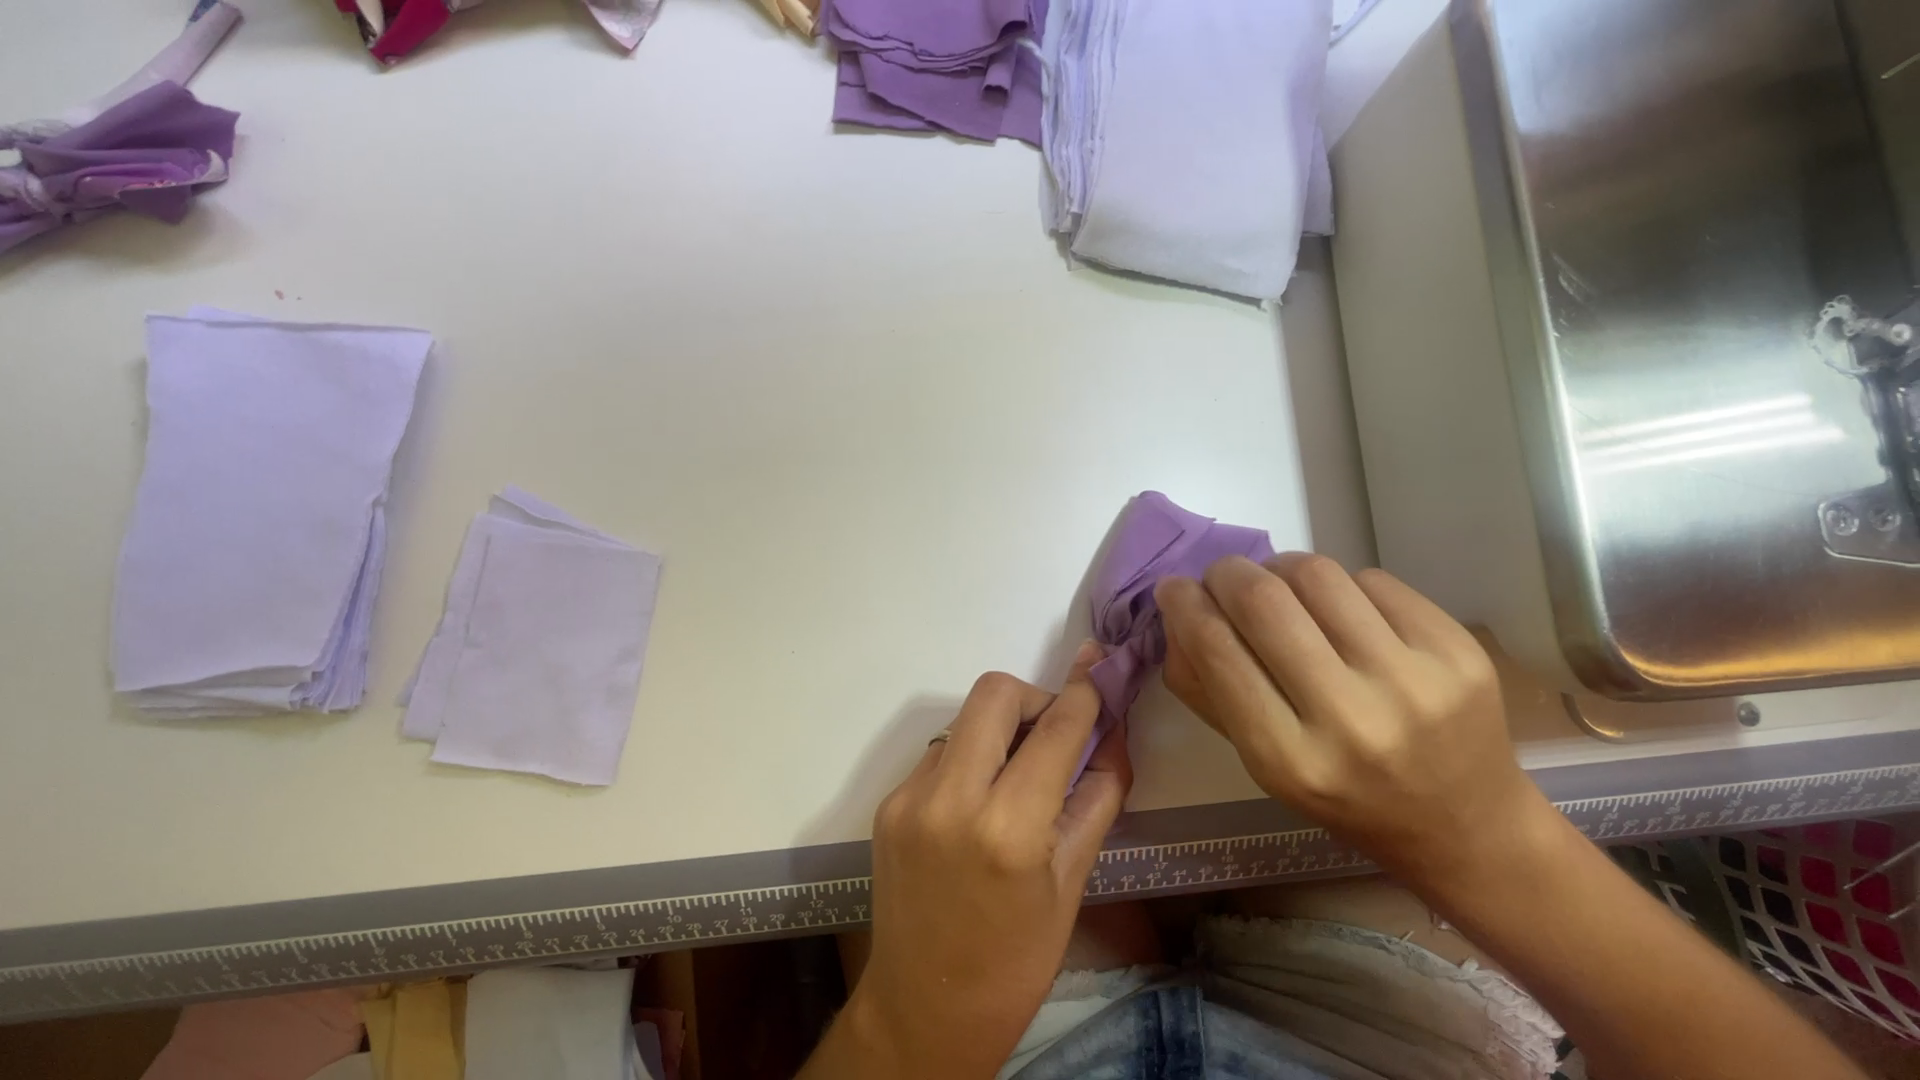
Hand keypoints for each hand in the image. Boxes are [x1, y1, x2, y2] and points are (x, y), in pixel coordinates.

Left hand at [815, 644, 1132, 1079]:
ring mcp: (909, 799)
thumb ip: (1096, 796)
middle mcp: (949, 800)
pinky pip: (939, 755)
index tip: (1100, 668)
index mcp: (1008, 829)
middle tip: (1057, 734)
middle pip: (995, 694)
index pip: (1056, 730)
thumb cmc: (1016, 963)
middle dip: (1035, 699)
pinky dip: (970, 761)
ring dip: (1000, 732)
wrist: (925, 1010)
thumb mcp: (1072, 883)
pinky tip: (982, 806)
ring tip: (1018, 780)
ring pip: (963, 721)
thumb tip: (1111, 734)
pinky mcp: (888, 806)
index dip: (1085, 693)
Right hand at [1155, 554, 1548, 887]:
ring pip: (1318, 575)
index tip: (1173, 588)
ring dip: (1280, 567)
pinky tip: (1339, 610)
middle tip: (1221, 576)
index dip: (1185, 605)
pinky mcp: (1458, 650)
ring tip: (1279, 586)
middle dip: (1227, 573)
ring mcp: (1414, 680)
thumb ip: (1207, 691)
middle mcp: (1352, 718)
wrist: (1464, 825)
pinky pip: (1373, 580)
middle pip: (1264, 601)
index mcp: (1291, 760)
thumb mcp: (1261, 764)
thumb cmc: (1344, 798)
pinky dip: (1339, 585)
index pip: (1219, 651)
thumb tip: (1178, 611)